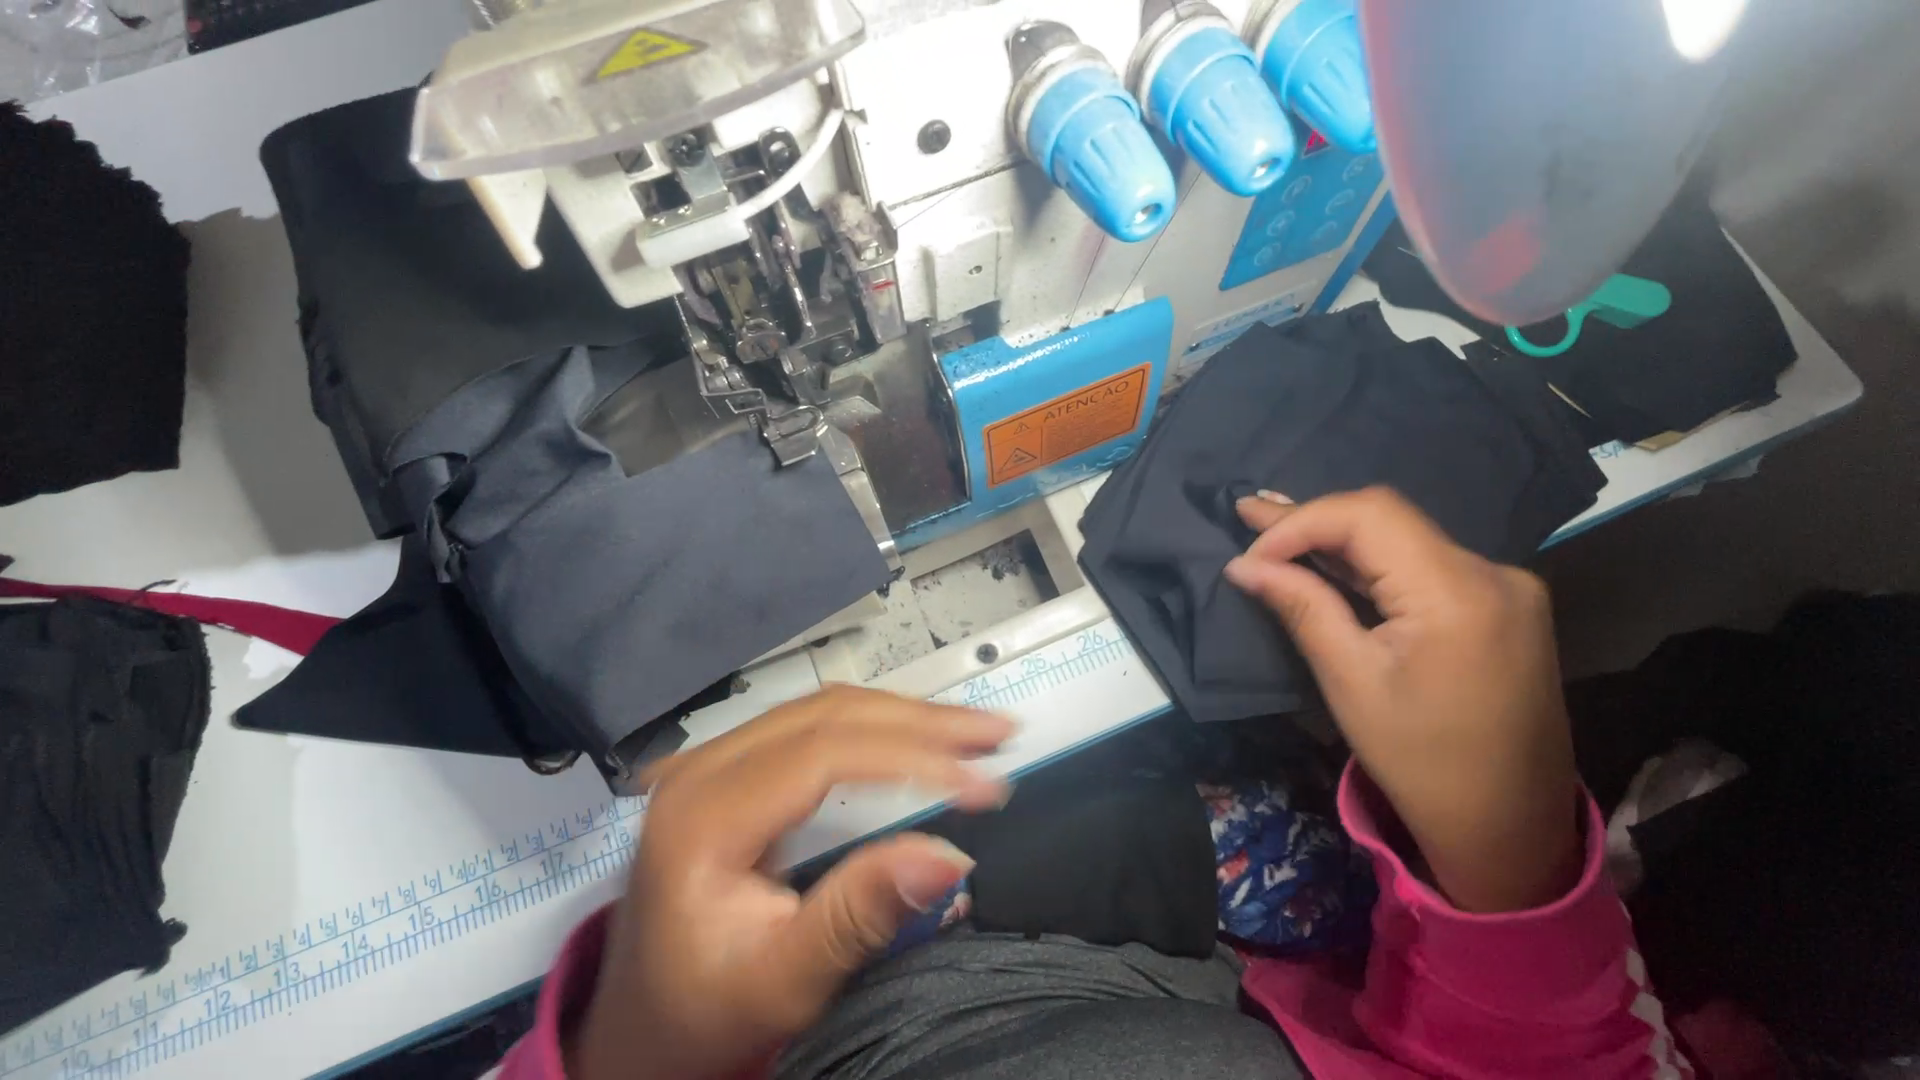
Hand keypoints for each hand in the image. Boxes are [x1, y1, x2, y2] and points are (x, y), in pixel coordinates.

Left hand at [567, 686, 1013, 1079]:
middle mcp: (701, 768)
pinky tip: (920, 734)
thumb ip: (859, 918)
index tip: (983, 782)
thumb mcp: (783, 983)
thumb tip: (949, 857)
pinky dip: (878, 725)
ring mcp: (712, 759)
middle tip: (996, 735)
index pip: (824, 754)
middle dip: (922, 721)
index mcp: (703, 815)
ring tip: (973, 732)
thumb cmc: (707, 1009)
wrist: (644, 1021)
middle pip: (827, 714)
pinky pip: (814, 723)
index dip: (913, 757)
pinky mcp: (730, 765)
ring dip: (905, 716)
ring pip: (824, 707)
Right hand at [1224, 488, 1581, 912]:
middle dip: (1313, 521)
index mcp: (1458, 592)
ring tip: (1274, 529)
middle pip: (1389, 520)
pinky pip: (1427, 564)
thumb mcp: (1350, 682)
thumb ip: (1302, 607)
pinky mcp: (1503, 605)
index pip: (1370, 515)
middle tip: (1247, 513)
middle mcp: (1493, 572)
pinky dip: (1374, 563)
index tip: (1251, 555)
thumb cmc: (1420, 762)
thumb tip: (1242, 565)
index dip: (1301, 521)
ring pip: (1406, 539)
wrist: (1508, 825)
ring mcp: (1506, 587)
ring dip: (1340, 540)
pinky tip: (1332, 560)